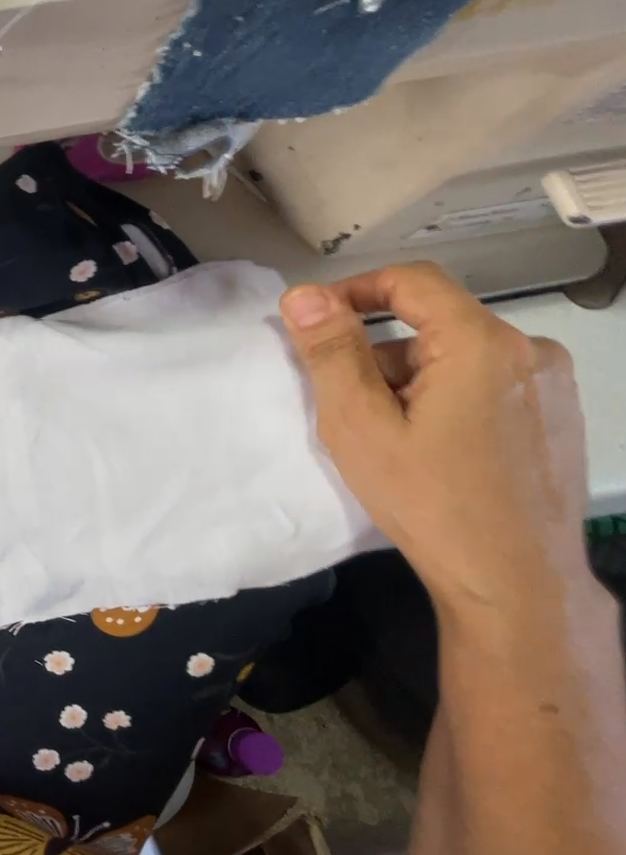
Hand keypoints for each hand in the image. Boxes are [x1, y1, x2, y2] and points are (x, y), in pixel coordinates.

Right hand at [278, 262, 592, 616]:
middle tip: (334, 401)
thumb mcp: (358, 423)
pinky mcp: (551, 413)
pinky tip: (420, 445)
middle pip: (431, 322)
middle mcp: (528, 351)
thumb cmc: (426, 497)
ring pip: (453, 355)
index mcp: (483, 344)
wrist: (512, 573)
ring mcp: (548, 383)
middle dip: (372, 350)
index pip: (411, 281)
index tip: (308, 324)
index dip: (351, 291)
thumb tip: (303, 296)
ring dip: (403, 376)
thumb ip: (331, 353)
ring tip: (377, 434)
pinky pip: (480, 381)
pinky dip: (436, 395)